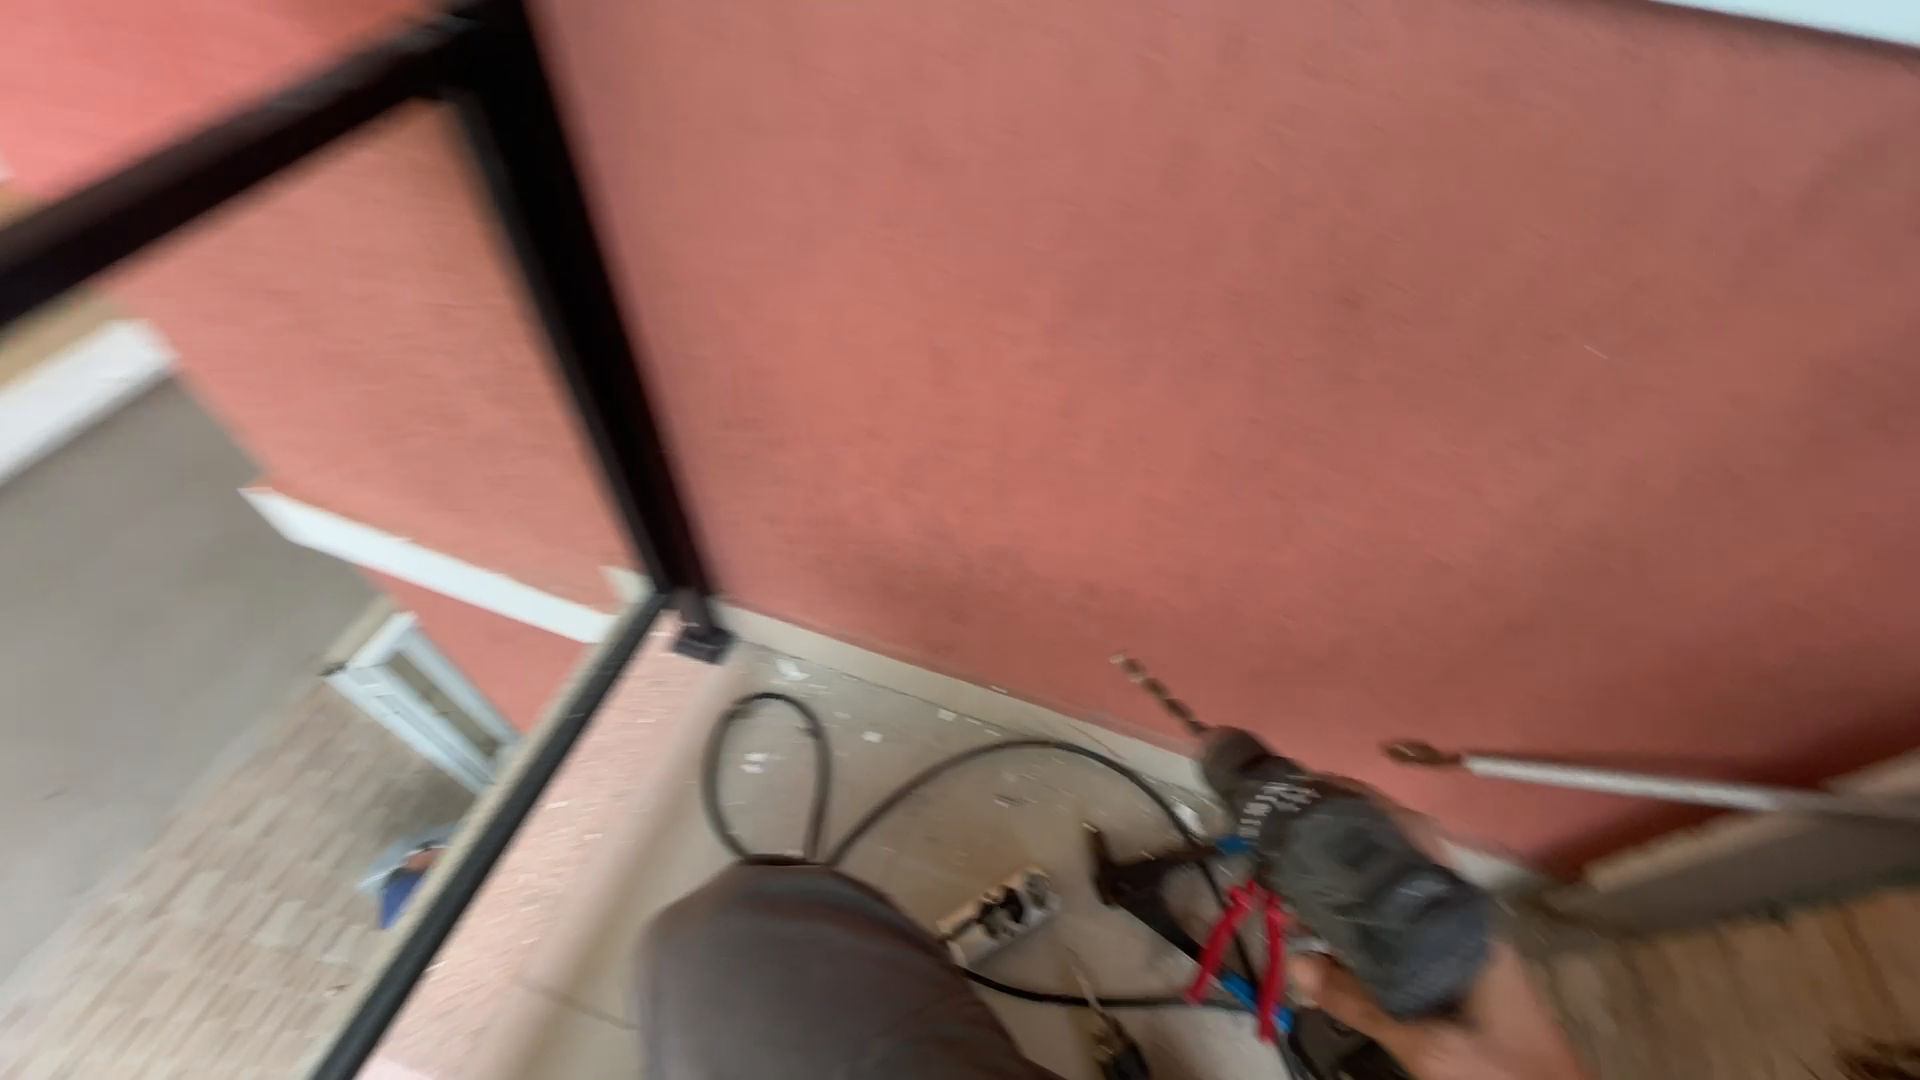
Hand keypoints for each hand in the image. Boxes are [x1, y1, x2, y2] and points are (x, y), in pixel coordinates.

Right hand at [1287, 786, 1588, 1079]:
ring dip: (1345, 876)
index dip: (1368, 809)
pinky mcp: (1442, 966)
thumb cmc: (1501, 1071)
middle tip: (1291, 828)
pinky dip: (1355, 911)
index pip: (1414, 837)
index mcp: (1462, 917)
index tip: (1321, 791)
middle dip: (1345, 840)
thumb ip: (1362, 1003)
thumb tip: (1294, 962)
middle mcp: (1456, 915)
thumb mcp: (1429, 1046)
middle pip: (1395, 858)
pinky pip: (1390, 923)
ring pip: (1389, 890)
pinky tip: (1322, 917)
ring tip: (1293, 867)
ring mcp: (1450, 939)